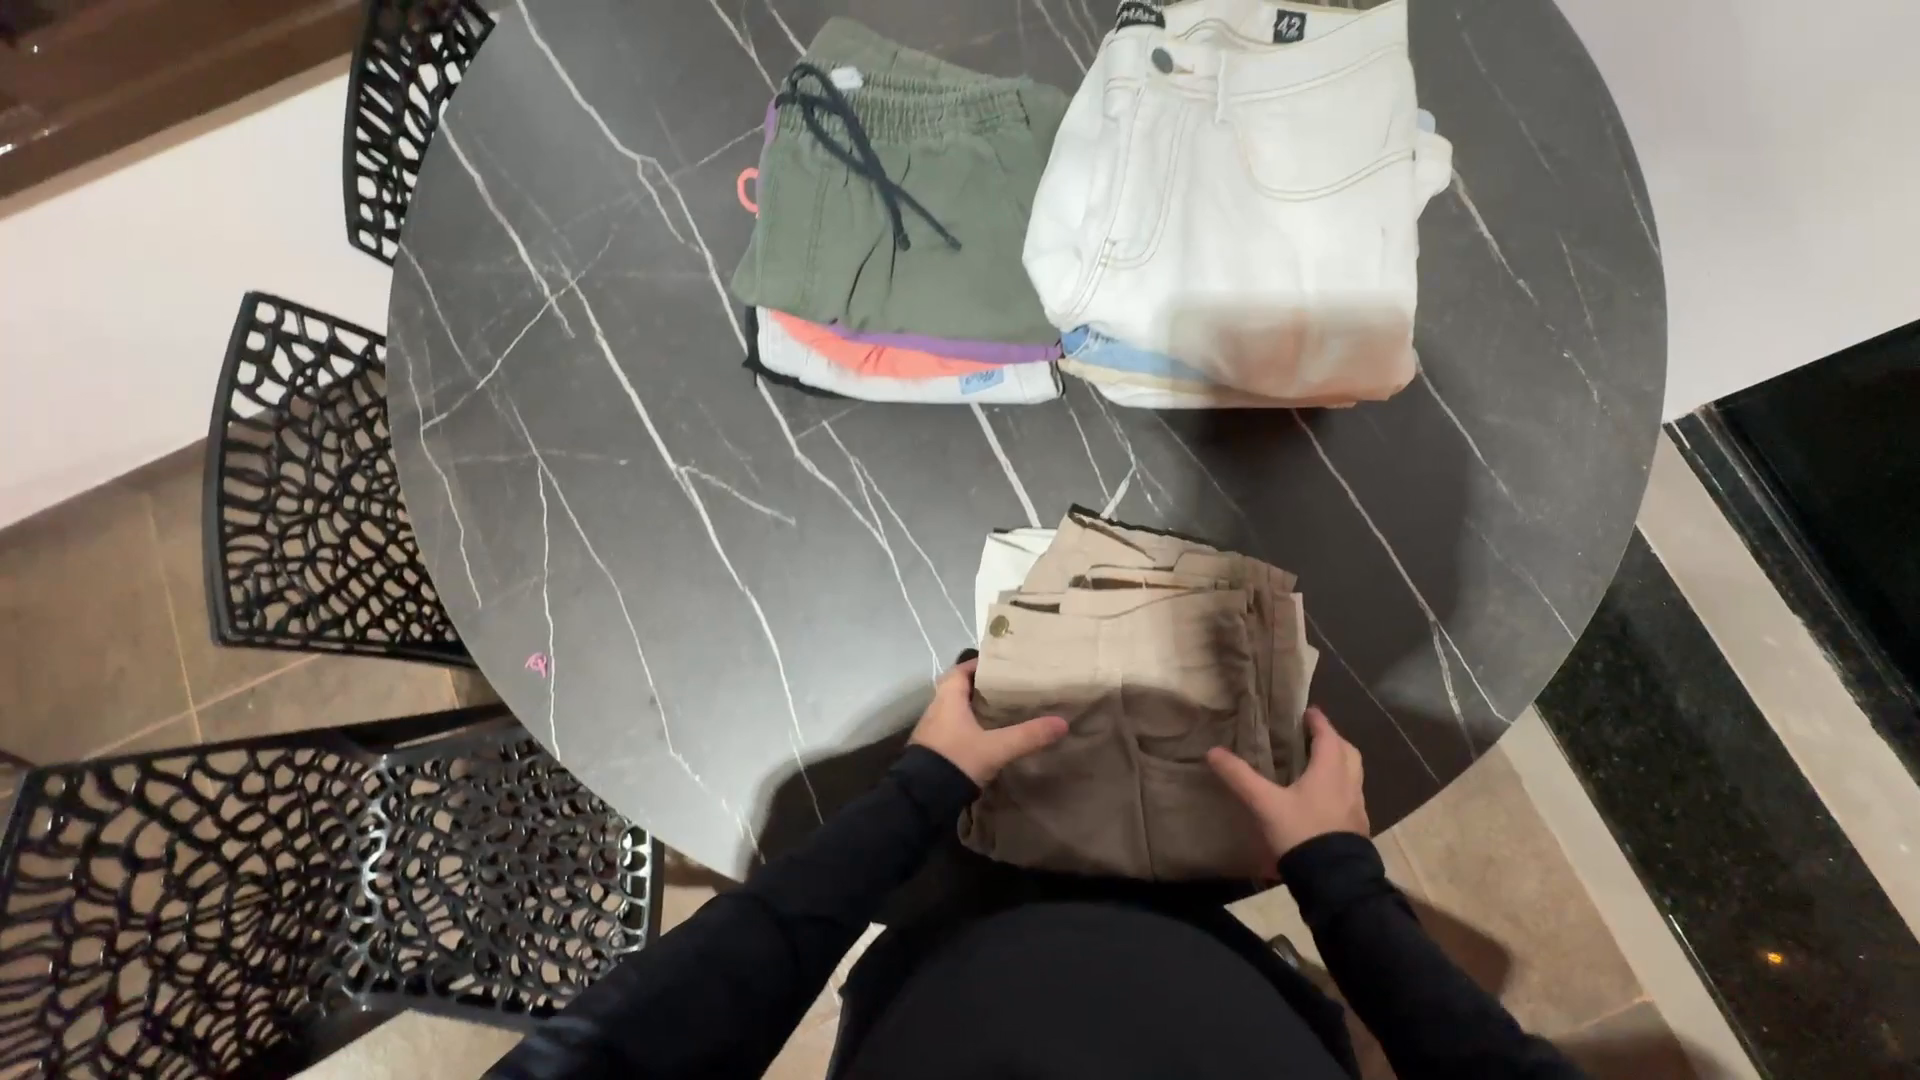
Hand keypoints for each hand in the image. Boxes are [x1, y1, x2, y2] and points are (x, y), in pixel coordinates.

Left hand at [910, 659, 1067, 784]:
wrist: (921, 797)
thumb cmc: (956, 760)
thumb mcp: (996, 748)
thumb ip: (1027, 736)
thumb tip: (1061, 723)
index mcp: (948, 698)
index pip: (961, 670)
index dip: (979, 665)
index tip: (1001, 666)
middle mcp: (937, 708)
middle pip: (958, 688)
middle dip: (979, 687)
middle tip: (1005, 688)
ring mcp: (932, 729)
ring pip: (955, 709)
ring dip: (973, 707)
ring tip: (1000, 710)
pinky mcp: (933, 748)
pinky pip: (952, 727)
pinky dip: (968, 725)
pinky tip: (985, 736)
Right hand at [1206, 707, 1368, 860]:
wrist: (1334, 881)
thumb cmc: (1301, 833)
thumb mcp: (1264, 804)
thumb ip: (1239, 777)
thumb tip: (1213, 752)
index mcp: (1330, 772)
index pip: (1328, 737)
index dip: (1319, 722)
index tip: (1309, 711)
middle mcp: (1348, 785)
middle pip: (1348, 753)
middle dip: (1333, 741)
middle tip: (1314, 736)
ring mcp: (1356, 809)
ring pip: (1352, 776)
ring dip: (1339, 764)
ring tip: (1316, 765)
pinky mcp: (1356, 828)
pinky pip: (1350, 796)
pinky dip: (1339, 787)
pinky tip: (1322, 799)